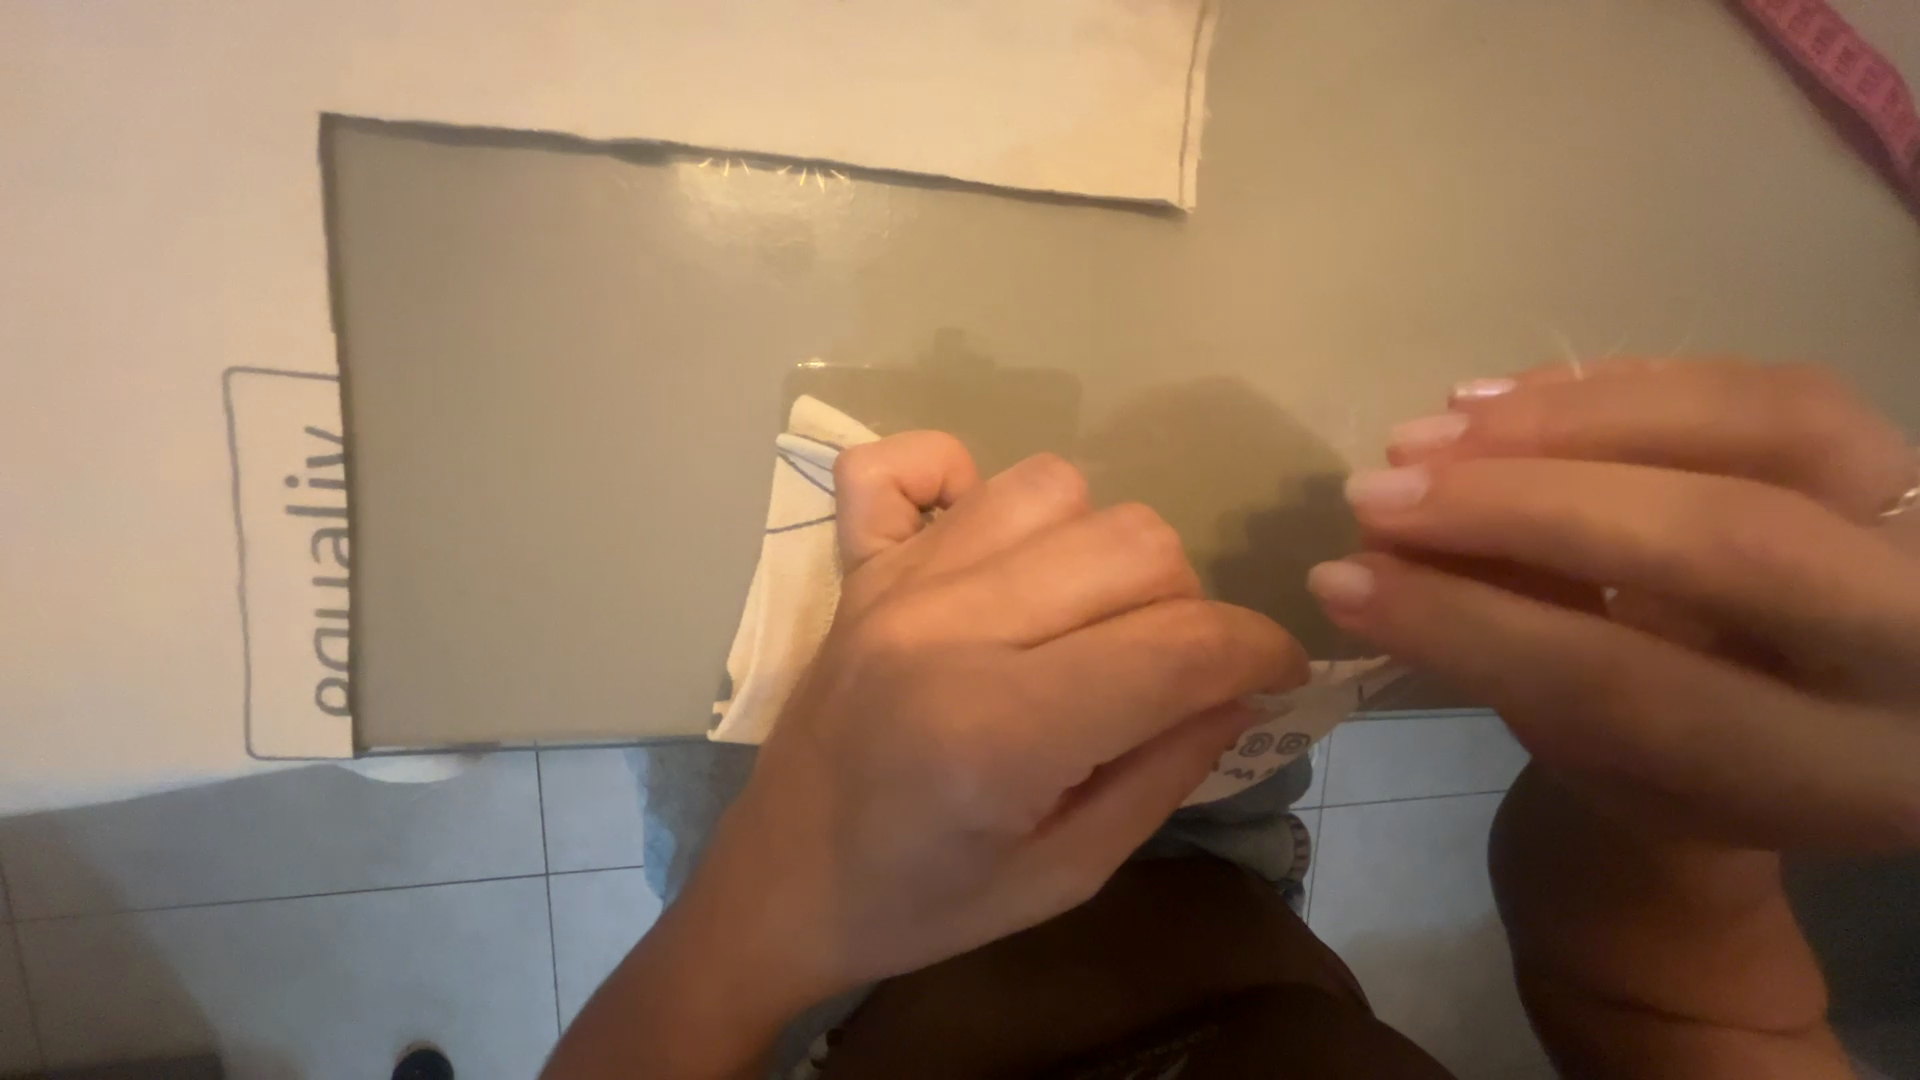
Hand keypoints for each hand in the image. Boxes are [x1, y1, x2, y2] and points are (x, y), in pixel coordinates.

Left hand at [694, 434, 1306, 1004]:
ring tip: (1081, 611)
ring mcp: (895, 580)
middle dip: (1187, 604)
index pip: (1177, 645)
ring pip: (1052, 486)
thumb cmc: (922, 901)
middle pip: (1131, 544)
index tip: (1277, 671)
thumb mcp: (1065, 874)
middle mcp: (946, 626)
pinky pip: (910, 461)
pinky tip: (985, 542)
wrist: (779, 883)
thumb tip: (1239, 684)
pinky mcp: (858, 564)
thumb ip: (1165, 771)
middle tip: (1168, 665)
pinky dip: (962, 476)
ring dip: (1098, 545)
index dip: (1258, 649)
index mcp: (996, 730)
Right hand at [1308, 357, 1919, 851]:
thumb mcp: (1581, 752)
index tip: (1339, 580)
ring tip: (1423, 436)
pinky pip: (1756, 386)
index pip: (1627, 685)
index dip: (1465, 622)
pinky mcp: (1898, 454)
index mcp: (1841, 772)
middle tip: (1377, 492)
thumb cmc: (1669, 765)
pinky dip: (1602, 385)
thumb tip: (1370, 561)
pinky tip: (1488, 400)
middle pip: (1718, 539)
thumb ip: (1489, 657)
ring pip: (1761, 424)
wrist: (1804, 726)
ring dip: (1558, 421)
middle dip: (1513, 504)